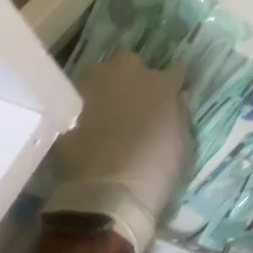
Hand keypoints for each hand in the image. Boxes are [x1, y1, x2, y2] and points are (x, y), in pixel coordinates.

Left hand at [43, 53, 192, 252]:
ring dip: (108, 86)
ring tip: (110, 108)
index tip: (174, 91)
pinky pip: (83, 96)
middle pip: (132, 62)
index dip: (175, 80)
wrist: (108, 190)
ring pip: (101, 74)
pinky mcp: (69, 102)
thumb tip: (177, 96)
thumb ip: (179, 112)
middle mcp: (127, 73)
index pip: (175, 69)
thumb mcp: (182, 141)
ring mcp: (94, 85)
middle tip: (137, 98)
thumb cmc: (157, 168)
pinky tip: (91, 123)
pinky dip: (88, 105)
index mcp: (161, 83)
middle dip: (135, 75)